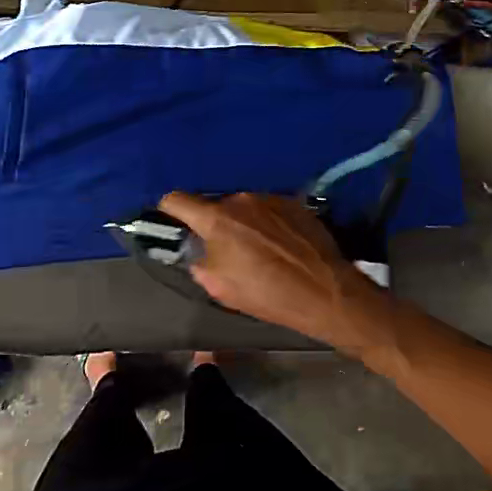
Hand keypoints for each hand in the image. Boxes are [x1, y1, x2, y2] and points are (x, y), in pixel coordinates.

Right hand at [159, 192, 395, 356]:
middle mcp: (244, 199)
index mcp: (218, 218)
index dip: (169, 211)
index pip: (177, 200)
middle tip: (224, 248)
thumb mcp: (218, 285)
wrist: (323, 289)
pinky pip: (270, 209)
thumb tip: (199, 248)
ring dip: (244, 222)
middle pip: (217, 205)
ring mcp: (273, 198)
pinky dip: (268, 223)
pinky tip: (280, 244)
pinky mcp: (297, 203)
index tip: (171, 223)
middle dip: (215, 223)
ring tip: (258, 249)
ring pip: (246, 207)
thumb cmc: (266, 292)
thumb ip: (199, 259)